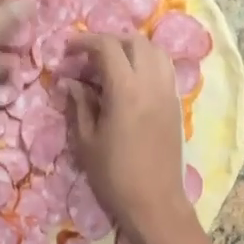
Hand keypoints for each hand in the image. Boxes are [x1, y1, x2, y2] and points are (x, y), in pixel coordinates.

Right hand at [62, 33, 192, 237]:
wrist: (154, 203)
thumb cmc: (113, 176)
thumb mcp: (86, 141)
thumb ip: (79, 105)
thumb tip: (71, 82)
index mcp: (126, 90)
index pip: (107, 47)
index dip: (85, 42)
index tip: (67, 51)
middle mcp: (152, 83)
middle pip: (135, 41)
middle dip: (109, 41)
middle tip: (87, 57)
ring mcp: (168, 93)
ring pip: (155, 51)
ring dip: (131, 49)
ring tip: (110, 64)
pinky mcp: (176, 105)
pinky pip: (164, 69)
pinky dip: (146, 63)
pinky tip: (129, 81)